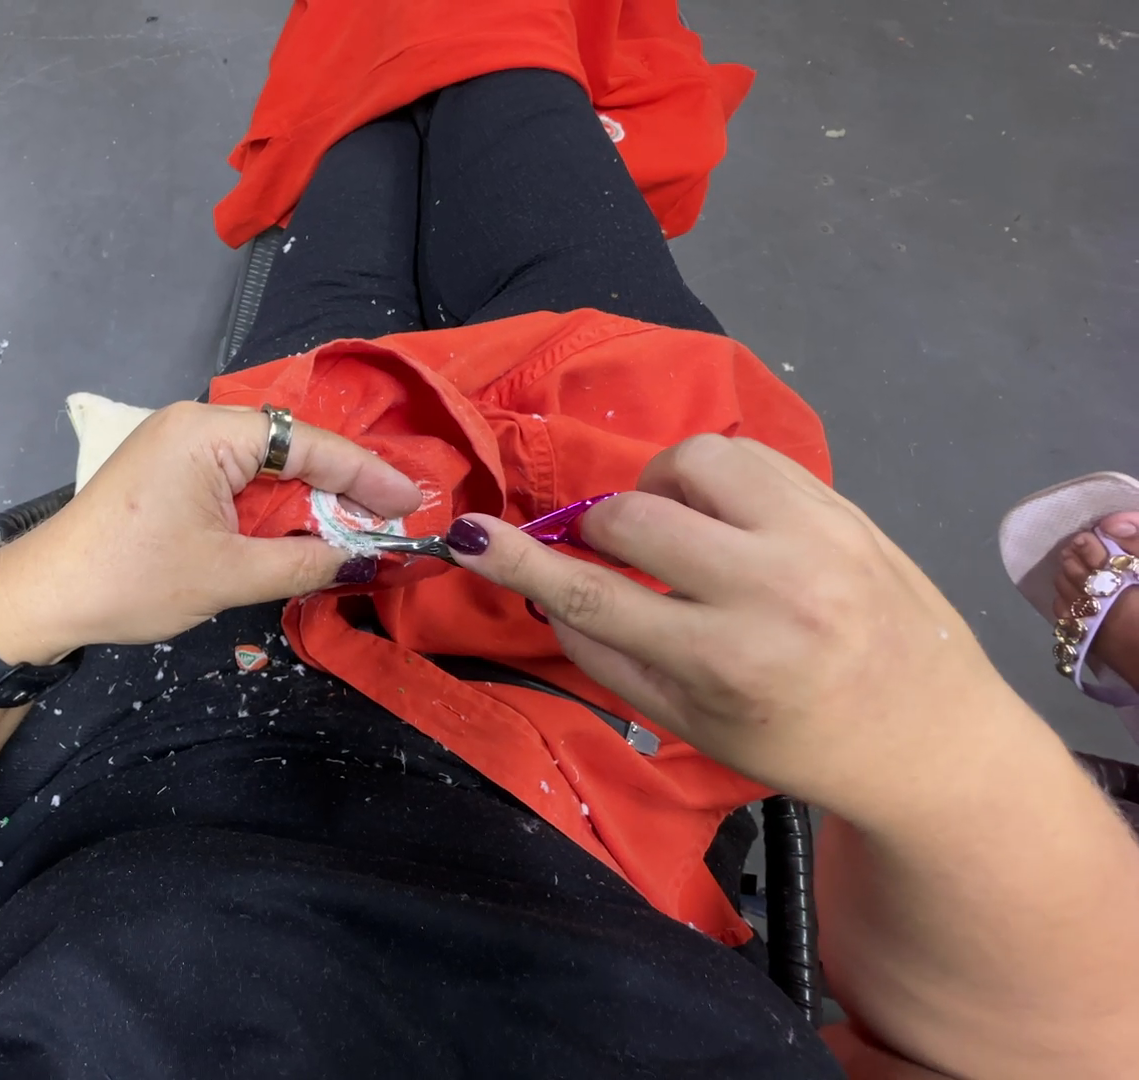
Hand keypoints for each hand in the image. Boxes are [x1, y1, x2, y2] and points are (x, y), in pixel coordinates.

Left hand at [0, 401, 421, 661]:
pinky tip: (298, 532)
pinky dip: (268, 510)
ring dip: (304, 504)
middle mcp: (195, 425)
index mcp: (209, 433)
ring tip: (355, 533)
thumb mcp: (227, 576)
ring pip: (264, 469)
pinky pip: (235, 482)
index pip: (308, 443)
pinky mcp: (168, 472)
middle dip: (338, 489)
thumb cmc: (132, 581)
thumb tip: (369, 560)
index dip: (367, 473)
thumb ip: (305, 561)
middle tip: (390, 522)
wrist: (44, 597)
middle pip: (289, 450)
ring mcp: (178, 446)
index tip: (414, 500)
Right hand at [445, 435, 1036, 823]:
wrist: (934, 742)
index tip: (467, 535)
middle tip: (612, 556)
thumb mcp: (679, 719)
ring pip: (692, 460)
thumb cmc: (789, 742)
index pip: (591, 595)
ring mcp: (822, 538)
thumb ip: (600, 652)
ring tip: (674, 529)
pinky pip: (747, 455)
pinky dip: (707, 480)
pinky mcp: (848, 507)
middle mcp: (776, 589)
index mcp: (725, 660)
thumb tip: (546, 589)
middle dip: (598, 532)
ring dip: (656, 491)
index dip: (516, 560)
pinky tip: (720, 518)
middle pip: (631, 516)